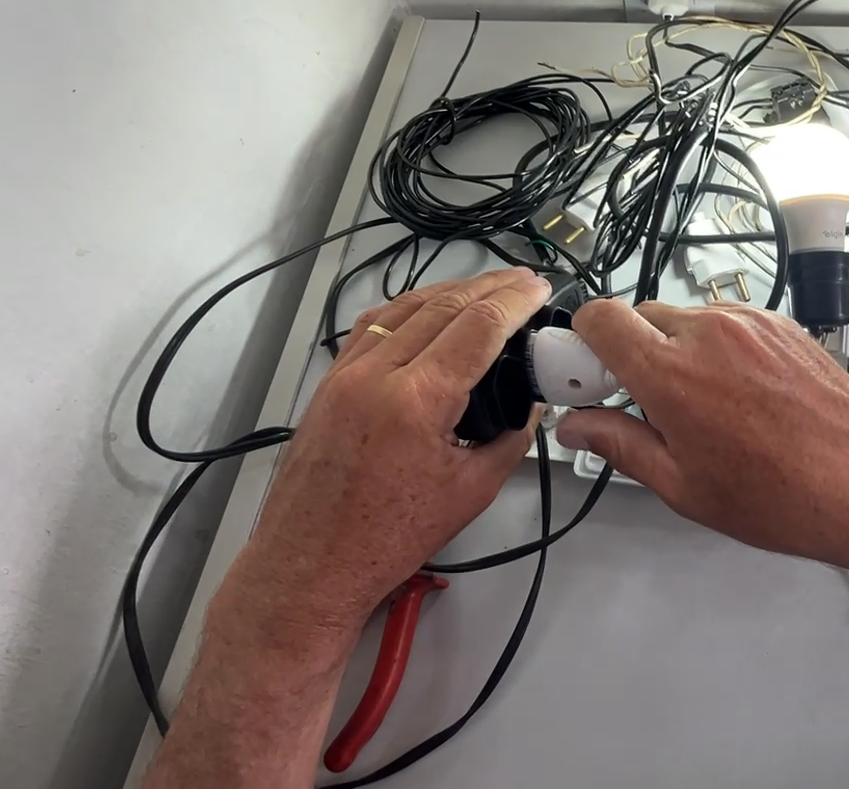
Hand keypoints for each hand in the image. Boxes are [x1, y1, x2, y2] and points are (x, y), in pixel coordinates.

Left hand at [218, 268, 550, 640]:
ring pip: (407, 306)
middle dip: (492, 286)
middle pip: (445, 304)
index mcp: (417, 400)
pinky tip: (431, 307)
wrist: (308, 568)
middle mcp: (377, 374)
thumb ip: (513, 436)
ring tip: (487, 286)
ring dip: (453, 289)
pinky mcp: (330, 382)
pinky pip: (374, 325)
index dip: (517, 301)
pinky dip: (411, 306)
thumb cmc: (388, 538)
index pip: (479, 325)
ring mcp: (346, 373)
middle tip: (524, 280)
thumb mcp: (473, 490)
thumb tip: (533, 402)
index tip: (540, 289)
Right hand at [554, 300, 848, 573]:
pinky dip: (720, 345)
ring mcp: (749, 320)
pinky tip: (745, 391)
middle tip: (650, 400)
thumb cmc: (771, 496)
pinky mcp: (782, 322)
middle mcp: (706, 330)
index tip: (591, 371)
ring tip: (709, 402)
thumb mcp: (682, 485)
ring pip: (688, 317)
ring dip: (680, 348)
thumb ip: (619, 444)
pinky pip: (730, 321)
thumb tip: (572, 427)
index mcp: (670, 371)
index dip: (585, 336)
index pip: (601, 316)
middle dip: (634, 350)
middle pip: (643, 316)